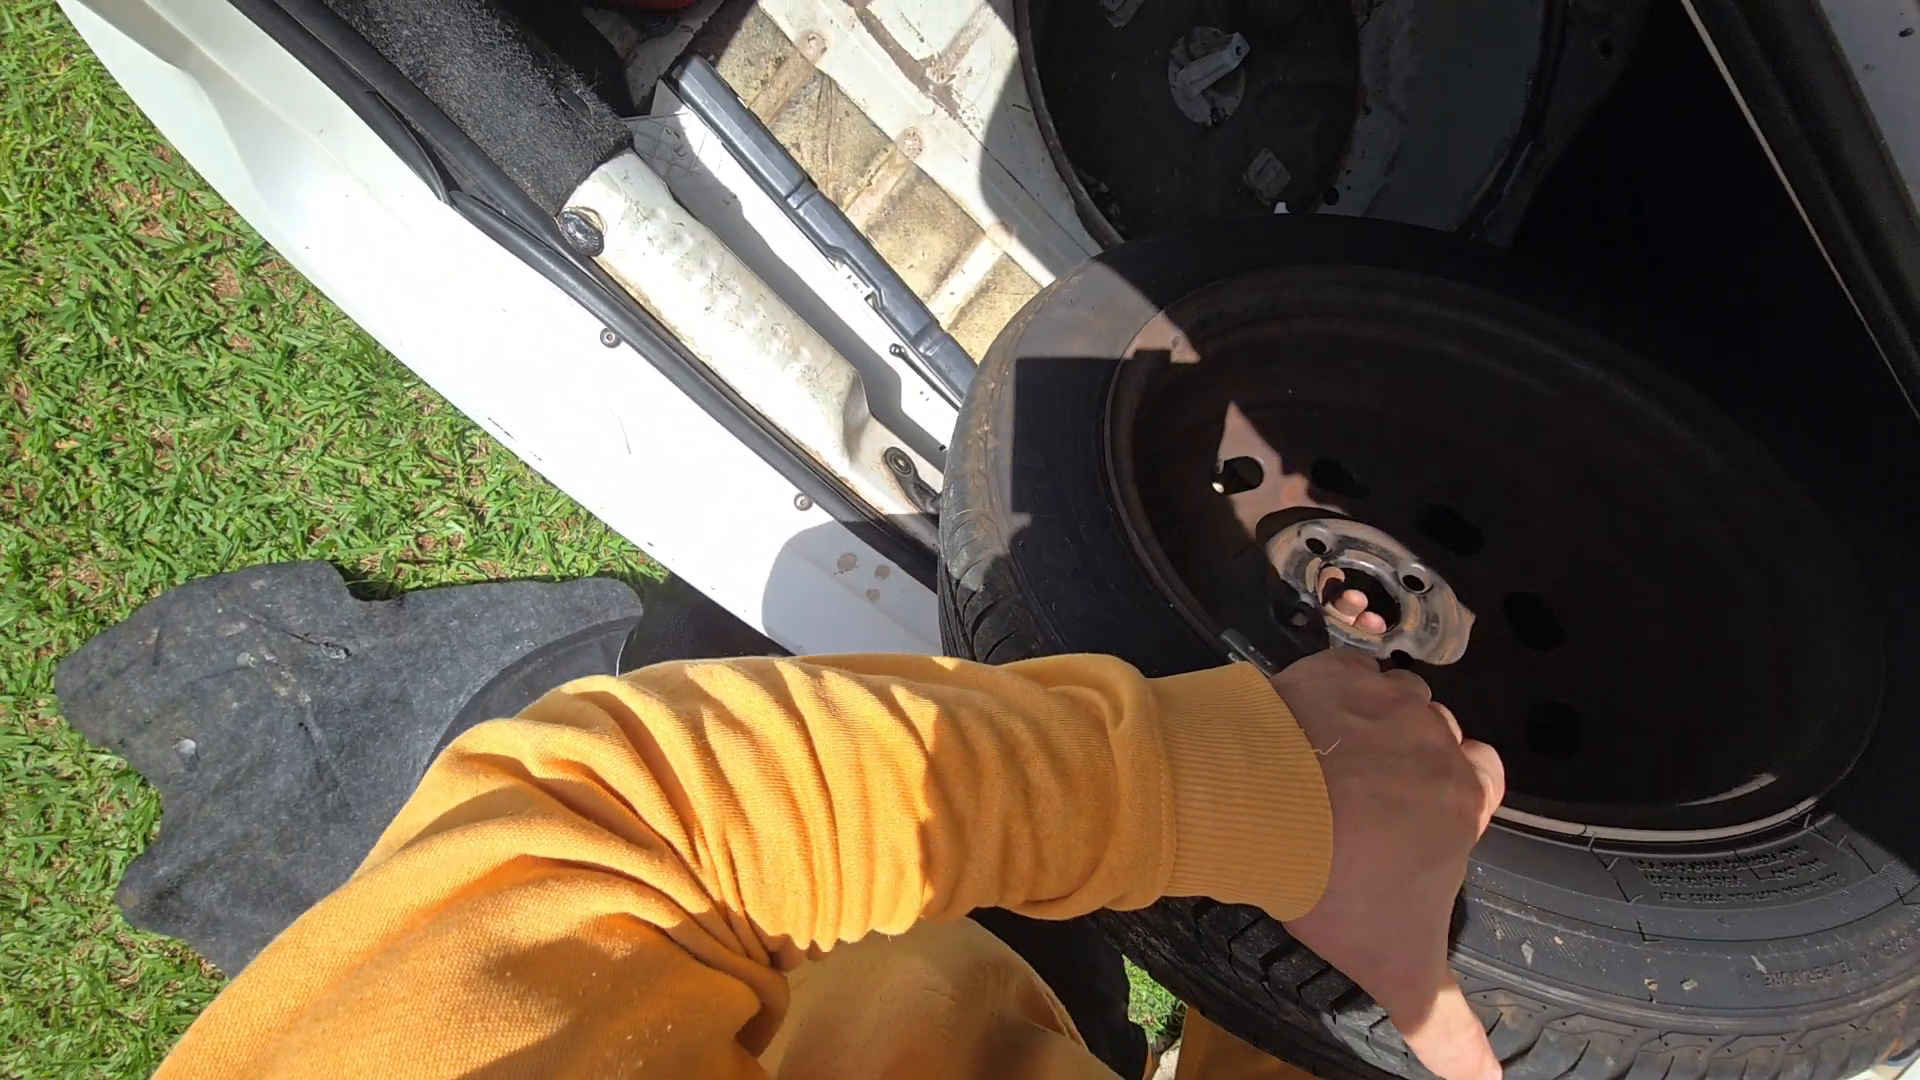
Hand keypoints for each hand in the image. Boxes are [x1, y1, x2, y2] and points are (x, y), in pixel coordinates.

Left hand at [1272, 647, 1505, 1079]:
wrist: (1261, 806)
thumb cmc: (1338, 884)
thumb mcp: (1399, 970)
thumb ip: (1450, 1031)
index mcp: (1461, 798)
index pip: (1483, 776)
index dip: (1451, 789)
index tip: (1412, 809)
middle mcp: (1431, 738)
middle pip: (1433, 731)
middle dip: (1406, 753)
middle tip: (1356, 785)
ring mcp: (1377, 697)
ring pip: (1390, 695)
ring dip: (1367, 716)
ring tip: (1324, 750)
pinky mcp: (1325, 668)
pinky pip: (1341, 666)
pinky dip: (1327, 683)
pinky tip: (1299, 715)